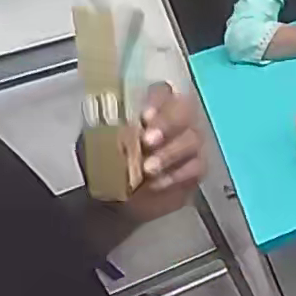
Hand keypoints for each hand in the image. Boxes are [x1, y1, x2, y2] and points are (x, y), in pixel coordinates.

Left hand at [121, 82, 203, 223]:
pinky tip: (157, 183)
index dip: (157, 100)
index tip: (144, 117)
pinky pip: (197, 166)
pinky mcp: (196, 169)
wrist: (115, 203)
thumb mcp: (98, 145)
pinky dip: (178, 174)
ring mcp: (189, 144)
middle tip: (148, 141)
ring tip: (147, 169)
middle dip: (168, 123)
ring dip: (170, 153)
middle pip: (185, 110)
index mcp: (149, 109)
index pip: (162, 92)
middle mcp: (175, 121)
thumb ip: (110, 131)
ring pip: (193, 139)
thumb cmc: (107, 166)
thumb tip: (121, 125)